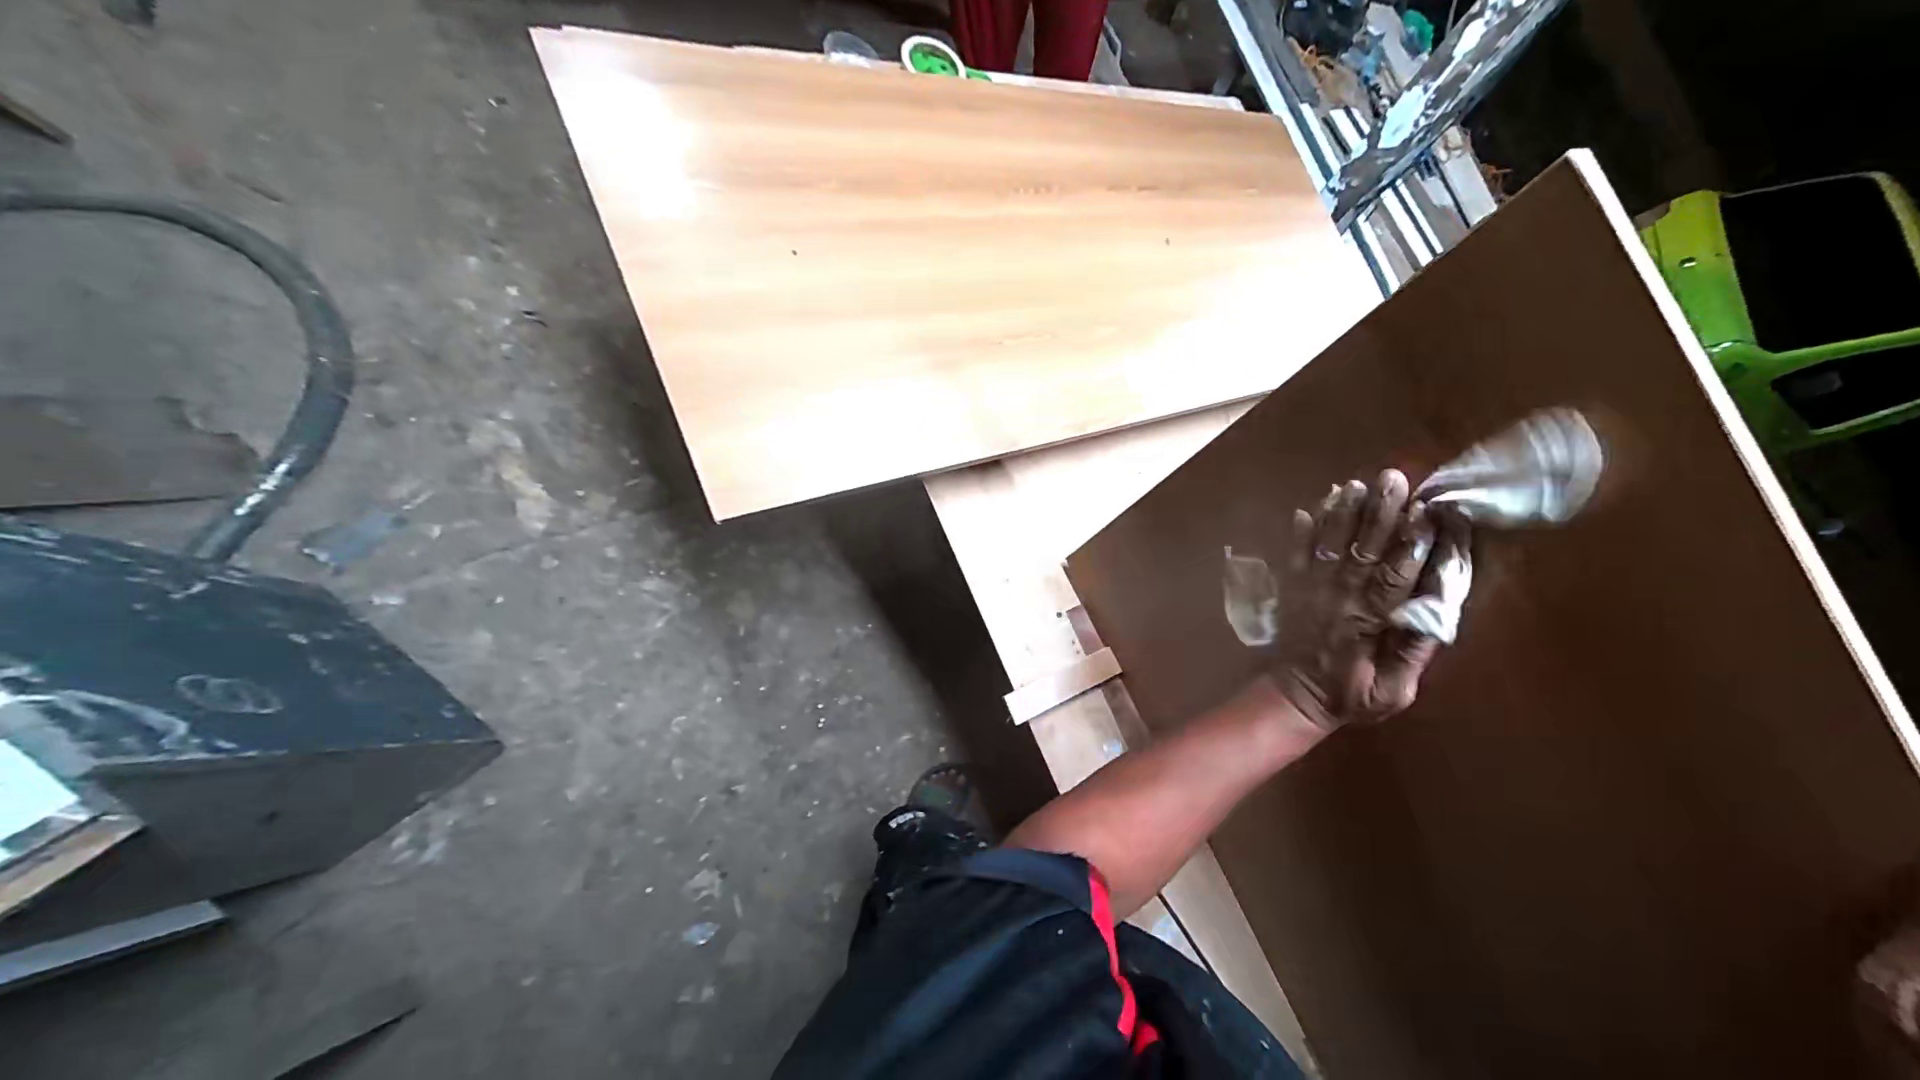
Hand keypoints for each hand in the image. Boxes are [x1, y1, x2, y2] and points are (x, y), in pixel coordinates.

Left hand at [1273, 470, 1467, 730]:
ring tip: (1355, 484)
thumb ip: (1416, 650)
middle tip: (1395, 478)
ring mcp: (1311, 591)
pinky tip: (1306, 509)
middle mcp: (1340, 598)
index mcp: (1370, 621)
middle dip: (1381, 513)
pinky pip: (1293, 558)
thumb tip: (1438, 609)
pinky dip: (1298, 535)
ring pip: (1329, 547)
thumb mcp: (1396, 689)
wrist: (1294, 698)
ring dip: (1342, 515)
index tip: (1429, 511)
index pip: (1398, 575)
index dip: (1413, 543)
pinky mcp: (1290, 590)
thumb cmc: (1351, 696)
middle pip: (1363, 550)